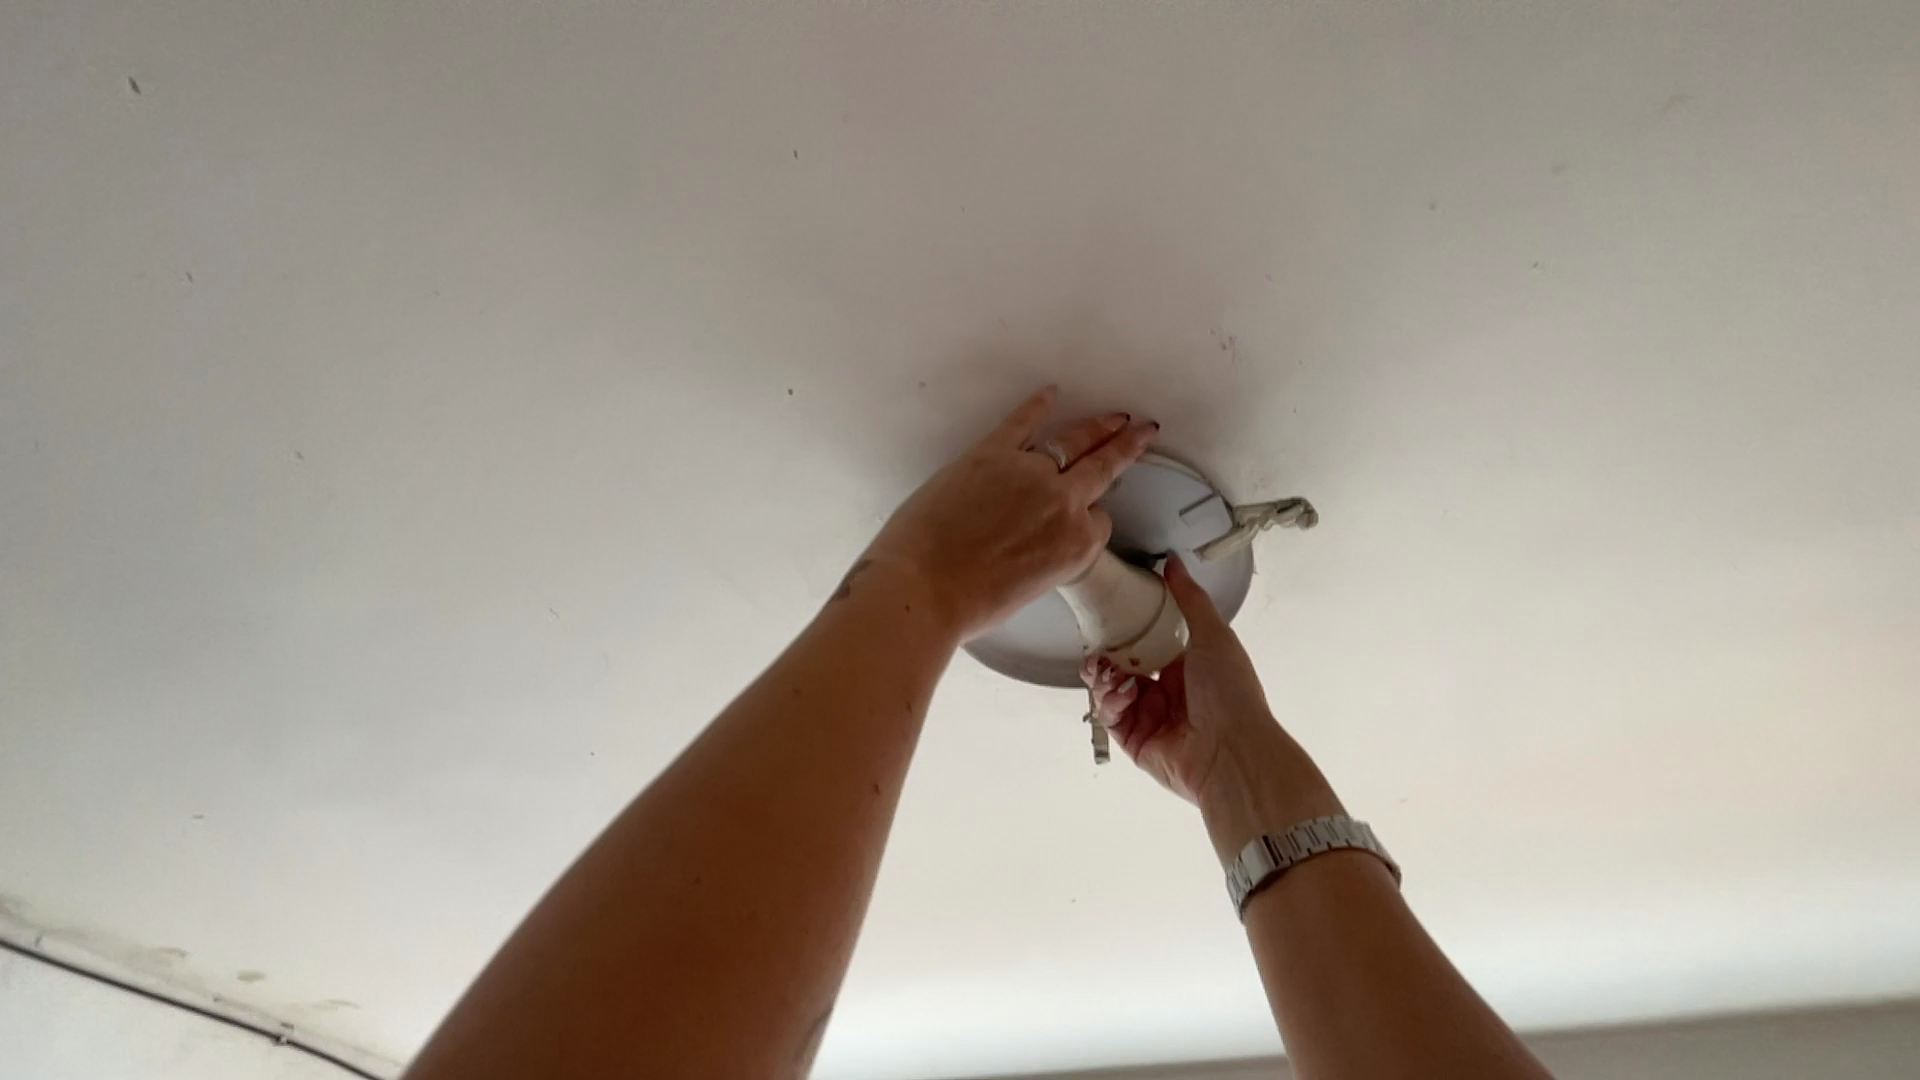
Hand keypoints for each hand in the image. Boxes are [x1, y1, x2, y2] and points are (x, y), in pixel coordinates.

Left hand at [860, 387, 1159, 640]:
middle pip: (1103, 468)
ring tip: (1113, 417)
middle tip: (1142, 431)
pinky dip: (1035, 407)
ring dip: (1096, 426)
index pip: (1097, 522)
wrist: (922, 588)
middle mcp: (1063, 504)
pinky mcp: (991, 454)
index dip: (1087, 520)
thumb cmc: (967, 603)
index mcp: (1076, 545)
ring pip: (1073, 440)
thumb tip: (1033, 540)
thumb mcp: (1027, 589)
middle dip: (1126, 447)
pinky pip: (1021, 423)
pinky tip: (1049, 395)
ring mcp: (1029, 473)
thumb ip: (1043, 557)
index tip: (1080, 517)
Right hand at [1083, 556, 1340, 853]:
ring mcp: (1147, 716)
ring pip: (1109, 690)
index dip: (1124, 630)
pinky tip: (1120, 693)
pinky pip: (1110, 715)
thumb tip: (1173, 562)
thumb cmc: (1228, 690)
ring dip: (1103, 677)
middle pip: (1119, 666)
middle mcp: (1163, 690)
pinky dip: (1109, 701)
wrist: (1232, 751)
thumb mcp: (1213, 635)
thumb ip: (1189, 599)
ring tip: (1107, 673)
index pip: (1143, 642)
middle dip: (1103, 656)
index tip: (1109, 617)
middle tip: (1097, 651)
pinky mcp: (1133, 740)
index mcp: (1183, 665)